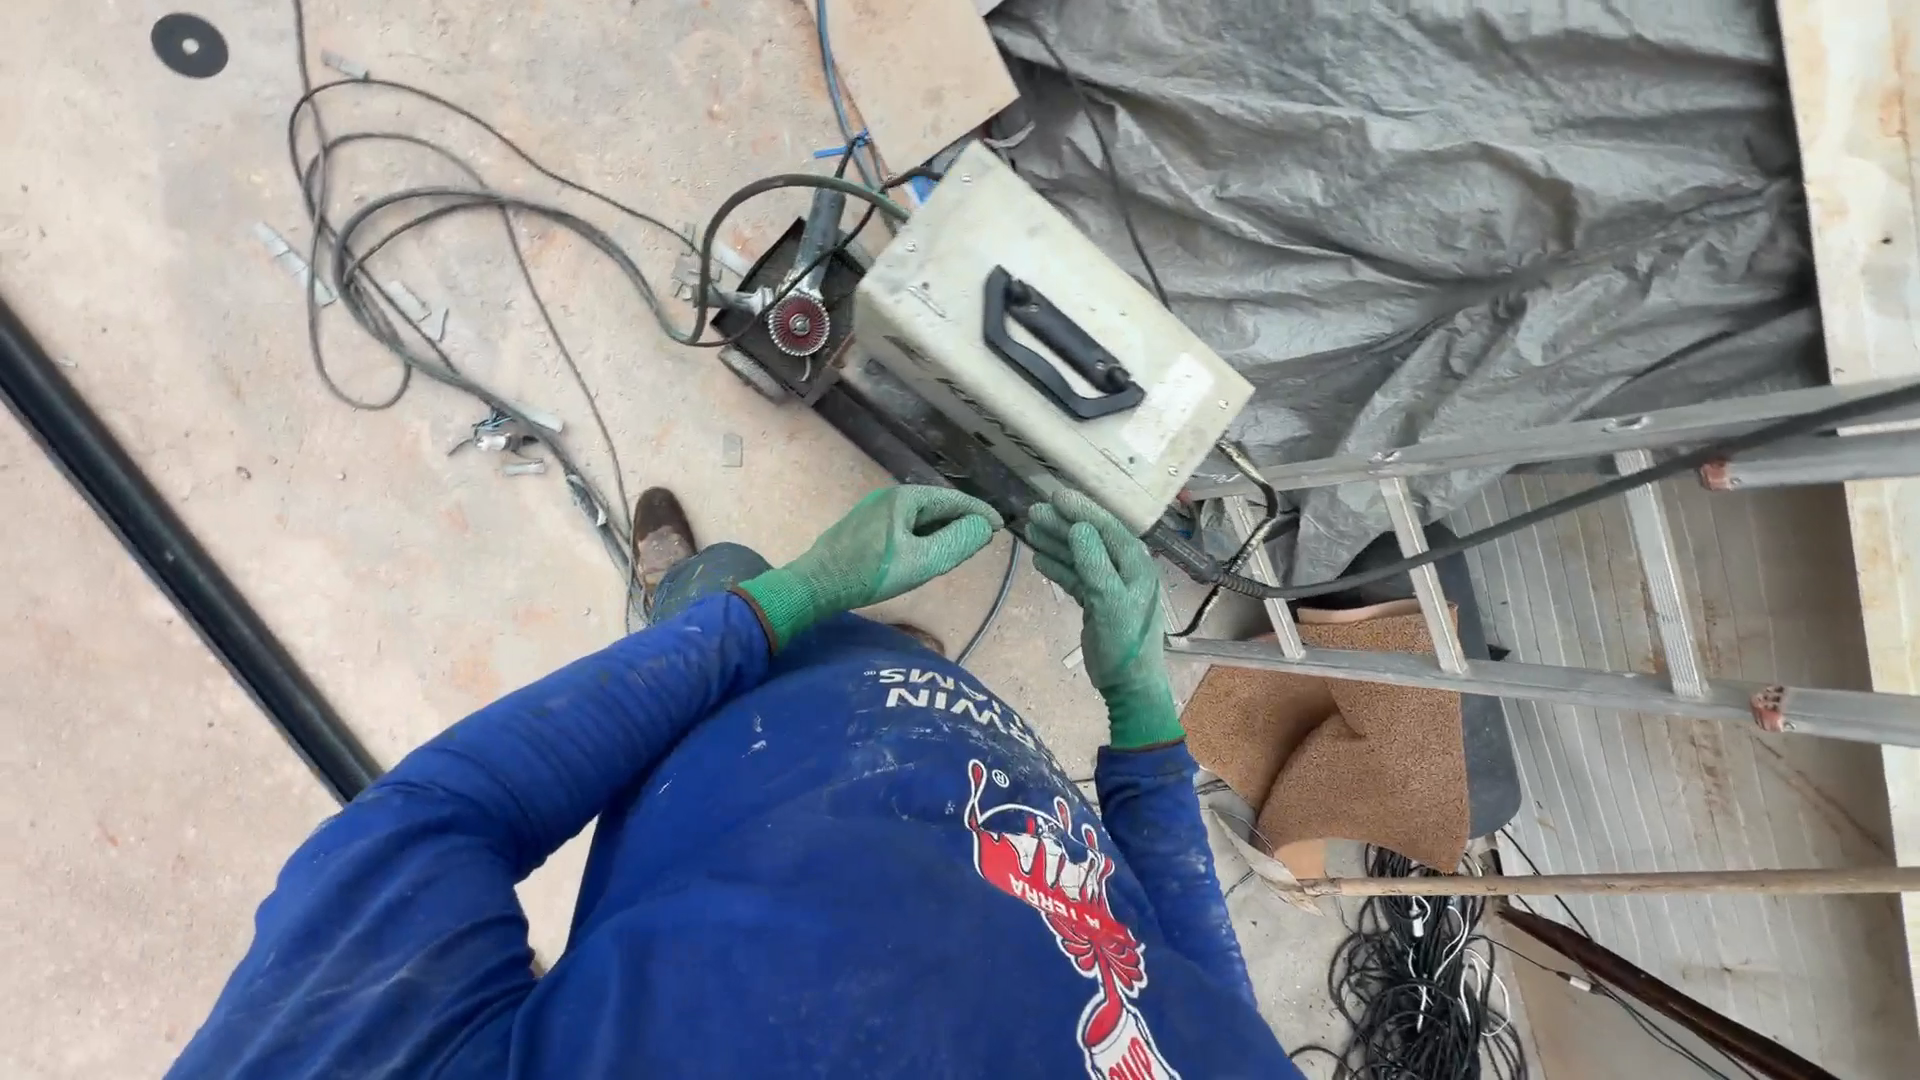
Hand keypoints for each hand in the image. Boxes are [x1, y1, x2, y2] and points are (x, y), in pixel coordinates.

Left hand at [739, 485, 1002, 647]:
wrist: (815, 585)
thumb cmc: (870, 573)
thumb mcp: (921, 562)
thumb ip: (956, 543)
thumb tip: (984, 528)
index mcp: (905, 499)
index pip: (953, 500)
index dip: (980, 513)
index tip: (1001, 527)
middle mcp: (890, 498)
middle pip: (937, 506)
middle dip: (963, 520)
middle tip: (985, 538)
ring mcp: (876, 512)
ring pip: (921, 517)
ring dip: (944, 529)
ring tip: (964, 545)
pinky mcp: (865, 528)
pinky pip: (906, 525)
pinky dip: (926, 535)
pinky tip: (930, 551)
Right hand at [1025, 490, 1181, 748]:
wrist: (1128, 685)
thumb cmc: (1125, 642)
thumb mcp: (1110, 601)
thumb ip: (1094, 563)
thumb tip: (1078, 528)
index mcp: (1135, 565)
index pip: (1106, 528)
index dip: (1082, 510)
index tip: (1056, 496)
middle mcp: (1123, 570)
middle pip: (1090, 538)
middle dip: (1063, 524)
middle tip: (1033, 510)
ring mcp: (1109, 585)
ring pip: (1079, 556)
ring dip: (1056, 542)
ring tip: (1029, 527)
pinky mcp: (1096, 602)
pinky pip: (1074, 576)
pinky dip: (1057, 566)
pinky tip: (1038, 557)